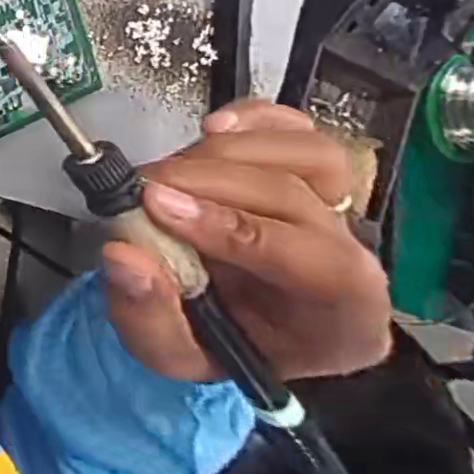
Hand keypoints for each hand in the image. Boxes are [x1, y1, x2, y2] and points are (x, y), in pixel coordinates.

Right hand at [101, 100, 392, 381]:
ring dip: (220, 156)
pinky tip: (213, 128)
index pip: (312, 261)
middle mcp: (351, 261)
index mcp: (340, 321)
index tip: (157, 205)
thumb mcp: (167, 354)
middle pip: (292, 198)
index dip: (232, 227)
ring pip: (307, 156)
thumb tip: (122, 253)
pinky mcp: (309, 175)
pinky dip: (257, 119)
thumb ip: (145, 316)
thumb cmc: (204, 340)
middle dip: (203, 183)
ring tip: (164, 174)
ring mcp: (337, 212)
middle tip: (137, 188)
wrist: (215, 319)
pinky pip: (301, 131)